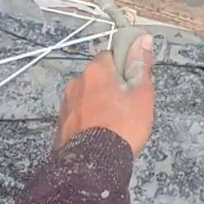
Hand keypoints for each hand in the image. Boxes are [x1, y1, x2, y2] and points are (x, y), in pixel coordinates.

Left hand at [54, 33, 155, 154]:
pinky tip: (99, 135)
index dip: (123, 68)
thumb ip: (140, 64)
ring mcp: (66, 105)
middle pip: (97, 77)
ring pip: (87, 97)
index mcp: (95, 70)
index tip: (133, 84)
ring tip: (114, 124)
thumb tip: (143, 37)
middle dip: (110, 87)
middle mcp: (76, 82)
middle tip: (127, 106)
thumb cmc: (122, 125)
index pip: (110, 55)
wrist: (94, 166)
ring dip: (98, 104)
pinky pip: (78, 115)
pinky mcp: (60, 126)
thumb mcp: (141, 94)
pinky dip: (88, 120)